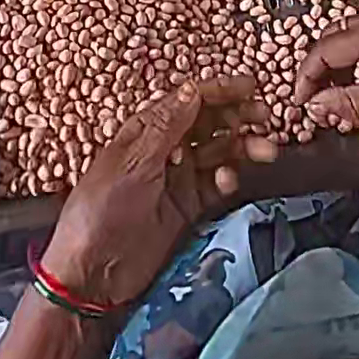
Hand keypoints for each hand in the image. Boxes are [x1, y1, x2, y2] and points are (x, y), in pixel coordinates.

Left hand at [41, 73, 277, 308]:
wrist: (92, 272)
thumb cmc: (104, 207)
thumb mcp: (134, 162)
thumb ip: (167, 127)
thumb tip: (194, 89)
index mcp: (147, 129)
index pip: (188, 100)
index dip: (219, 91)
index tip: (251, 86)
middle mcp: (165, 148)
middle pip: (207, 123)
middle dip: (236, 116)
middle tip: (264, 115)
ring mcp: (177, 177)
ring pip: (216, 152)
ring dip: (240, 147)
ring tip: (266, 150)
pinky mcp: (186, 206)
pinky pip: (213, 184)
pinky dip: (225, 178)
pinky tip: (229, 179)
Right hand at [291, 4, 358, 156]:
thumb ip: (352, 104)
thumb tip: (316, 106)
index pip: (327, 48)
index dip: (308, 77)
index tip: (299, 102)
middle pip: (336, 40)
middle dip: (320, 71)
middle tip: (312, 102)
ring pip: (352, 41)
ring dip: (338, 68)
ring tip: (332, 100)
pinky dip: (358, 66)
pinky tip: (357, 90)